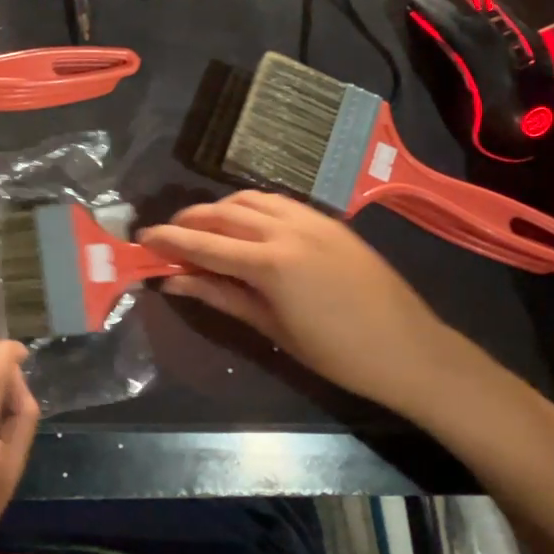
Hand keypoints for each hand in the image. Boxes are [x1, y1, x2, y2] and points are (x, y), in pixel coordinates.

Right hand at [139, 191, 469, 412]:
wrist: (412, 352)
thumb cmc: (337, 353)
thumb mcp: (271, 329)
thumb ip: (220, 296)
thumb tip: (173, 281)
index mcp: (270, 263)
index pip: (202, 243)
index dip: (167, 241)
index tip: (140, 240)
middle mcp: (286, 230)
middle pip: (220, 213)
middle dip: (187, 221)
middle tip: (166, 237)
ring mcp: (311, 220)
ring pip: (247, 200)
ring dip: (217, 209)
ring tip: (201, 229)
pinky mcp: (329, 221)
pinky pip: (277, 202)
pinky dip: (250, 207)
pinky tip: (244, 225)